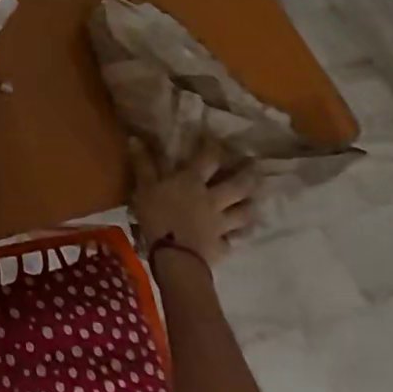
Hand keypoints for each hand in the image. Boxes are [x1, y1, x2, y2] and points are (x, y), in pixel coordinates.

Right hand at [129, 137, 256, 265]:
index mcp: (192, 182)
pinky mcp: (223, 244)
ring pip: (243, 212)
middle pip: (237, 185)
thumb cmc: (156, 215)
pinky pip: (234, 239)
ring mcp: (221, 223)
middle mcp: (213, 199)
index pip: (207, 159)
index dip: (212, 146)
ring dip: (249, 206)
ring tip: (254, 201)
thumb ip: (142, 164)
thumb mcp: (144, 186)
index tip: (216, 137)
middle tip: (256, 166)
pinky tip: (239, 235)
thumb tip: (135, 138)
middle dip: (248, 174)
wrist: (174, 254)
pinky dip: (238, 236)